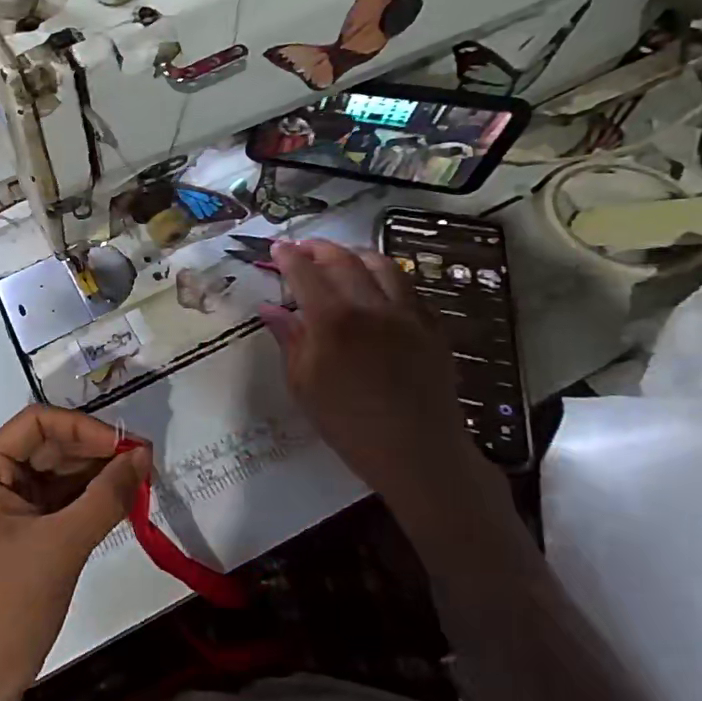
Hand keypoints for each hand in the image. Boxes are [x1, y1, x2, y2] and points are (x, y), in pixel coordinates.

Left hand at [0, 407, 149, 700]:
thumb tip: (144, 453)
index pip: (36, 423)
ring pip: (56, 474)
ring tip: (140, 479)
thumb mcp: (63, 545)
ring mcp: (5, 508)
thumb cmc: (9, 606)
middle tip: (145, 460)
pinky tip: (121, 500)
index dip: (82, 427)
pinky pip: (58, 502)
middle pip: (47, 446)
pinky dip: (88, 499)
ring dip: (96, 474)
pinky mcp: (21, 534)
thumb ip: (107, 495)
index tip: (126, 445)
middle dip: (94, 451)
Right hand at [257, 238, 495, 506]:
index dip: (288, 256)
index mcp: (333, 320)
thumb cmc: (349, 424)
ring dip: (354, 254)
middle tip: (303, 249)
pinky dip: (386, 276)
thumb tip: (270, 308)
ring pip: (381, 263)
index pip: (305, 272)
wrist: (417, 452)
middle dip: (318, 248)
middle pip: (342, 259)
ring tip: (340, 259)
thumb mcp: (304, 384)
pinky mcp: (432, 324)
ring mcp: (407, 312)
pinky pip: (407, 286)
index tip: (277, 249)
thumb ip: (288, 339)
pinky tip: (378, 287)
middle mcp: (371, 305)